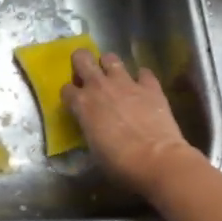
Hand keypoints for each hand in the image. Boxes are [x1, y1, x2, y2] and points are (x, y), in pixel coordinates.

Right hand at [62, 50, 196, 194]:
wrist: (156, 160)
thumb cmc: (118, 162)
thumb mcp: (92, 146)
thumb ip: (89, 126)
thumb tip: (93, 124)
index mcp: (82, 103)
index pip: (66, 89)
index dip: (70, 94)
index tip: (75, 101)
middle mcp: (99, 86)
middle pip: (82, 59)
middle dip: (82, 62)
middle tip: (88, 74)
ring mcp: (126, 83)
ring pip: (111, 58)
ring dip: (110, 65)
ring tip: (114, 77)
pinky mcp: (150, 86)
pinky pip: (144, 72)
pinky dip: (142, 78)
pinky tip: (143, 87)